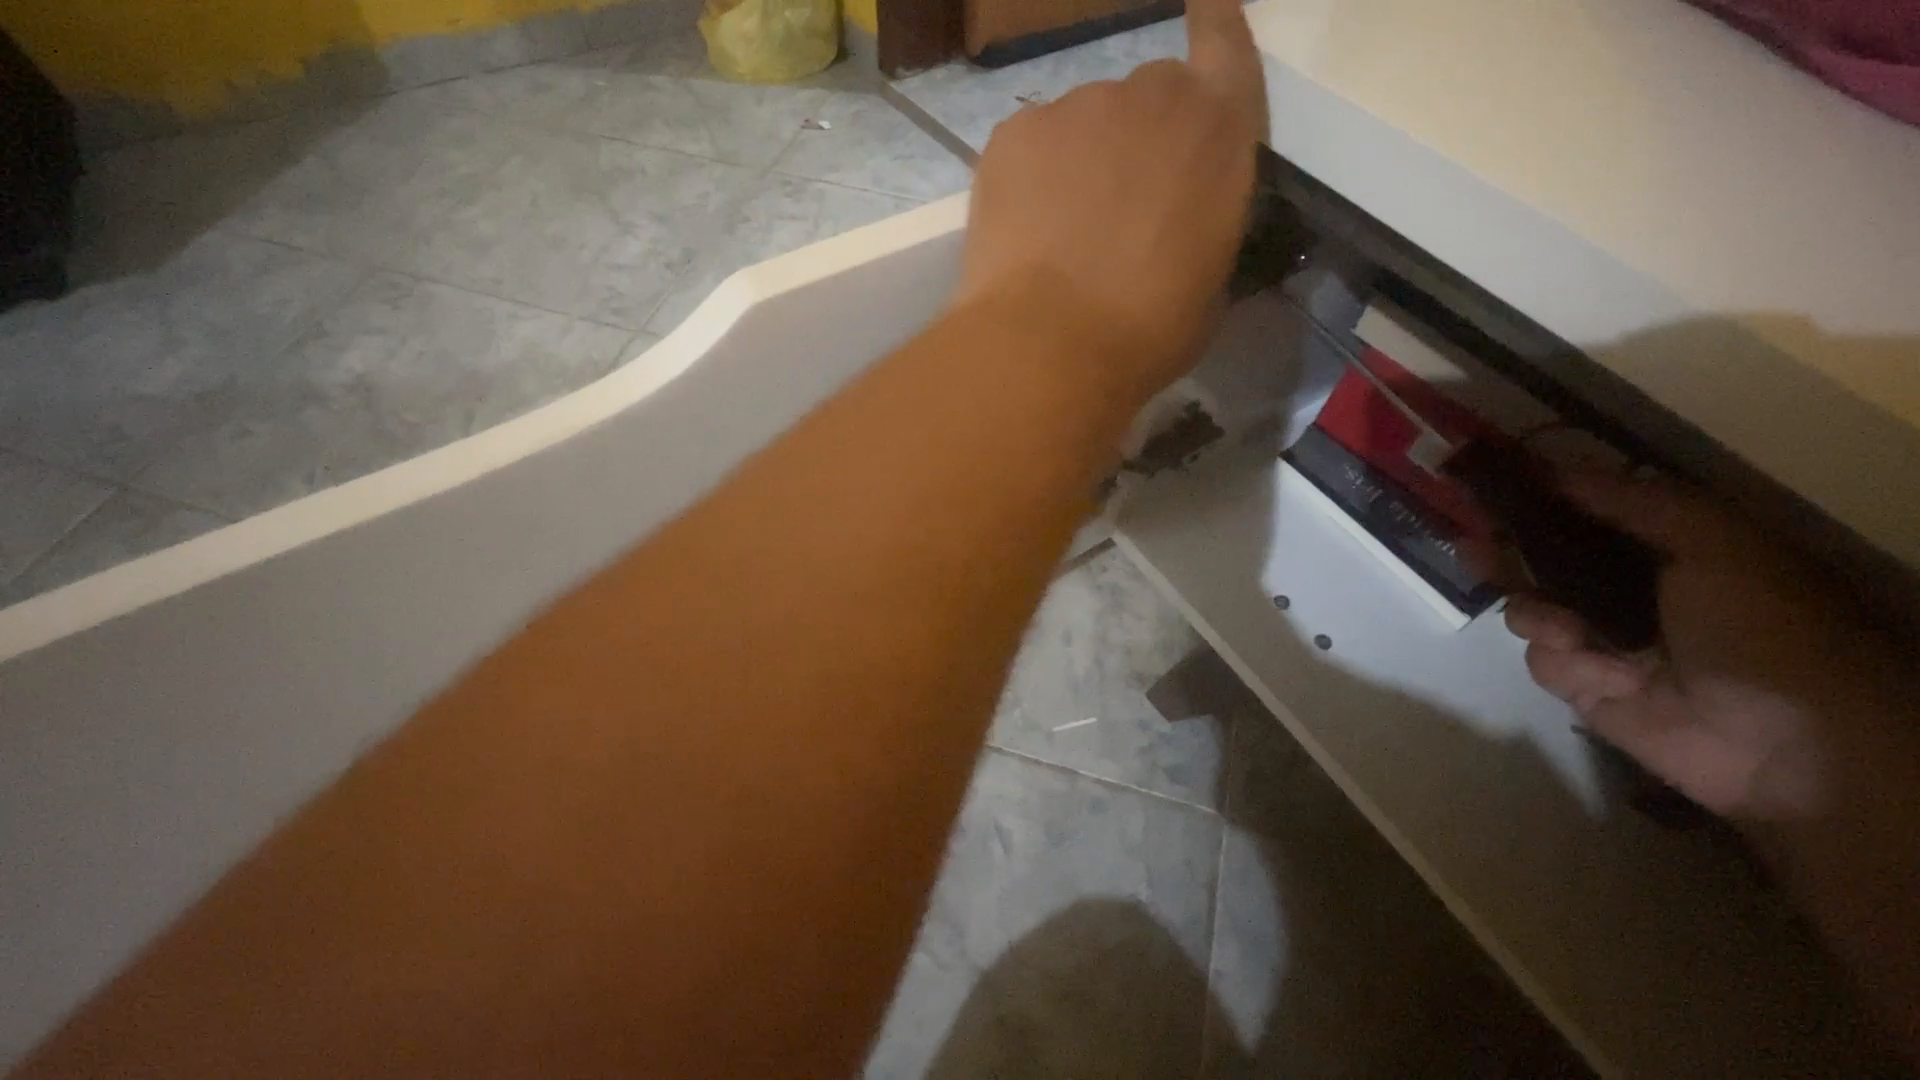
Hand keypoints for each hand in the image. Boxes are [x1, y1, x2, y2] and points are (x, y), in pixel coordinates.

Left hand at [955, 0, 1267, 400]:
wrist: (1051, 343)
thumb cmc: (1149, 329)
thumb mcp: (1209, 283)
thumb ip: (1202, 224)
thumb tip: (1177, 225)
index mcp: (1219, 131)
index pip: (1226, 47)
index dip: (1216, 24)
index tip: (1207, 4)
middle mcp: (1151, 97)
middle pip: (1149, 97)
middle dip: (1139, 140)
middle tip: (1118, 211)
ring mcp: (1077, 106)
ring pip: (1085, 123)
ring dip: (1081, 162)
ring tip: (1062, 234)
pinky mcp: (1014, 131)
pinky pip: (1032, 144)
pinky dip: (1031, 177)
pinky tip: (1025, 231)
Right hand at [1505, 474, 1902, 822]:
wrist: (1785, 736)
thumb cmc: (1760, 623)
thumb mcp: (1712, 540)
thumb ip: (1632, 501)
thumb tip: (1554, 469)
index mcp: (1659, 549)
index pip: (1583, 515)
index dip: (1538, 502)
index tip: (1494, 489)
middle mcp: (1624, 590)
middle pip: (1541, 563)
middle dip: (1506, 553)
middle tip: (1473, 546)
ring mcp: (1601, 639)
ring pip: (1529, 611)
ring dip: (1539, 615)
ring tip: (1570, 631)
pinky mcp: (1585, 685)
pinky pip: (1543, 660)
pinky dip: (1568, 663)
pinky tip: (1608, 673)